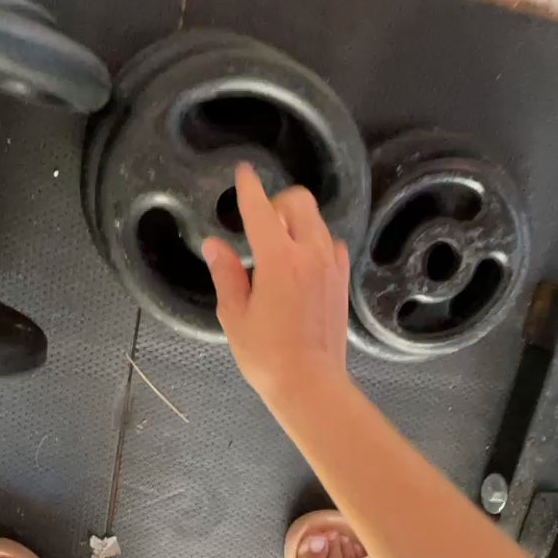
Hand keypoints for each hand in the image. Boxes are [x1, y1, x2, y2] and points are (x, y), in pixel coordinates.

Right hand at [202, 163, 352, 406]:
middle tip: (260, 226)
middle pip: (299, 203)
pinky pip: (331, 245)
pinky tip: (302, 265)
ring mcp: (331, 266)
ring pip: (317, 222)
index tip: (243, 173)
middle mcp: (309, 254)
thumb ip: (226, 274)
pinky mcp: (342, 282)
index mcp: (278, 260)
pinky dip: (315, 243)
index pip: (260, 210)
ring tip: (279, 248)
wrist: (310, 384)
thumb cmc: (266, 356)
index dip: (248, 189)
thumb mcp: (235, 316)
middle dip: (277, 204)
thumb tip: (215, 245)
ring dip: (296, 223)